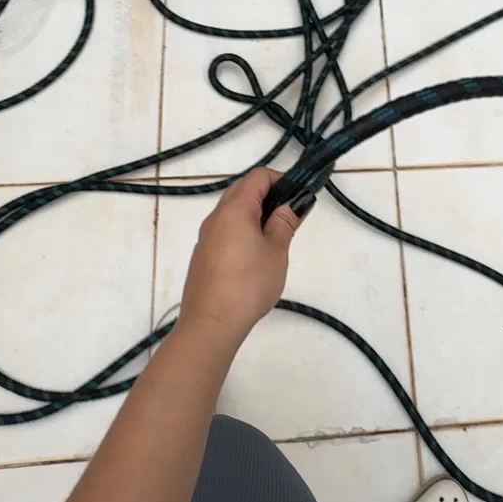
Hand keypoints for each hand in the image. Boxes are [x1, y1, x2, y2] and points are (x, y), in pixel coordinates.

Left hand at [177, 168, 300, 347]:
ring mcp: (206, 236)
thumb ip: (285, 222)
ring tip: (276, 236)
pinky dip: (242, 230)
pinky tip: (255, 255)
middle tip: (290, 214)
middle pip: (243, 190)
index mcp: (234, 209)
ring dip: (255, 213)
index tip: (299, 195)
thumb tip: (295, 201)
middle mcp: (216, 216)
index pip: (258, 177)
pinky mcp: (203, 255)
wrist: (211, 324)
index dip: (281, 179)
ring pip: (232, 211)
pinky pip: (225, 230)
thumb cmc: (248, 284)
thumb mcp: (276, 251)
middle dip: (269, 194)